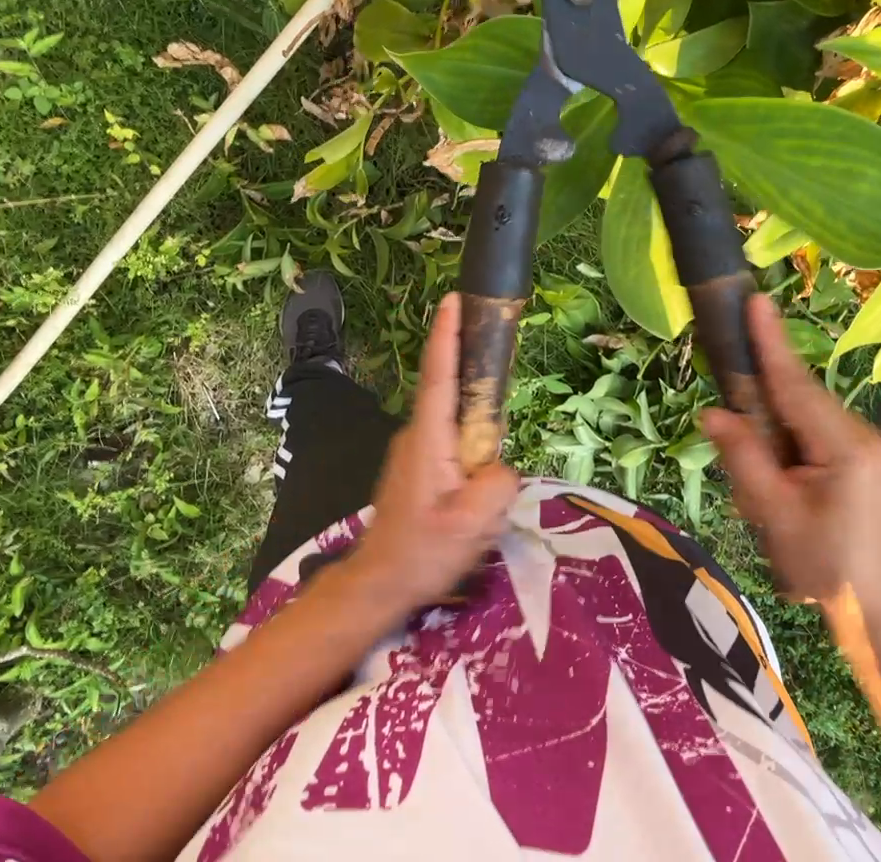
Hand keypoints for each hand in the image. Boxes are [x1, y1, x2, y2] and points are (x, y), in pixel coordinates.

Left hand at [345, 293, 520, 610]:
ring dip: (480, 444)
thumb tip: (500, 466)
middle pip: (456, 397)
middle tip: (500, 416)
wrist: (380, 582)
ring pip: (460, 429)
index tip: (453, 298)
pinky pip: (454, 449)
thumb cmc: (423, 551)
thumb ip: (500, 481)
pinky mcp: (419, 469)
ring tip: (485, 498)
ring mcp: (415, 452)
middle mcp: (418, 435)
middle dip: (482, 396)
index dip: (446, 334)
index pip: (439, 374)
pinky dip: (471, 459)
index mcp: (429, 438)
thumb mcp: (474, 522)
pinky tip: (475, 500)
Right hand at [700, 295, 880, 605]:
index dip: (770, 342)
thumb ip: (744, 458)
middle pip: (795, 400)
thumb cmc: (828, 569)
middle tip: (736, 444)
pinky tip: (777, 489)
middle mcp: (859, 435)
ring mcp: (864, 447)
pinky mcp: (859, 462)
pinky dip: (784, 450)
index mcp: (844, 445)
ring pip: (800, 420)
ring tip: (764, 497)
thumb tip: (712, 413)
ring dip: (769, 439)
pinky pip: (809, 438)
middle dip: (758, 409)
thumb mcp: (775, 515)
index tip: (755, 300)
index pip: (794, 384)